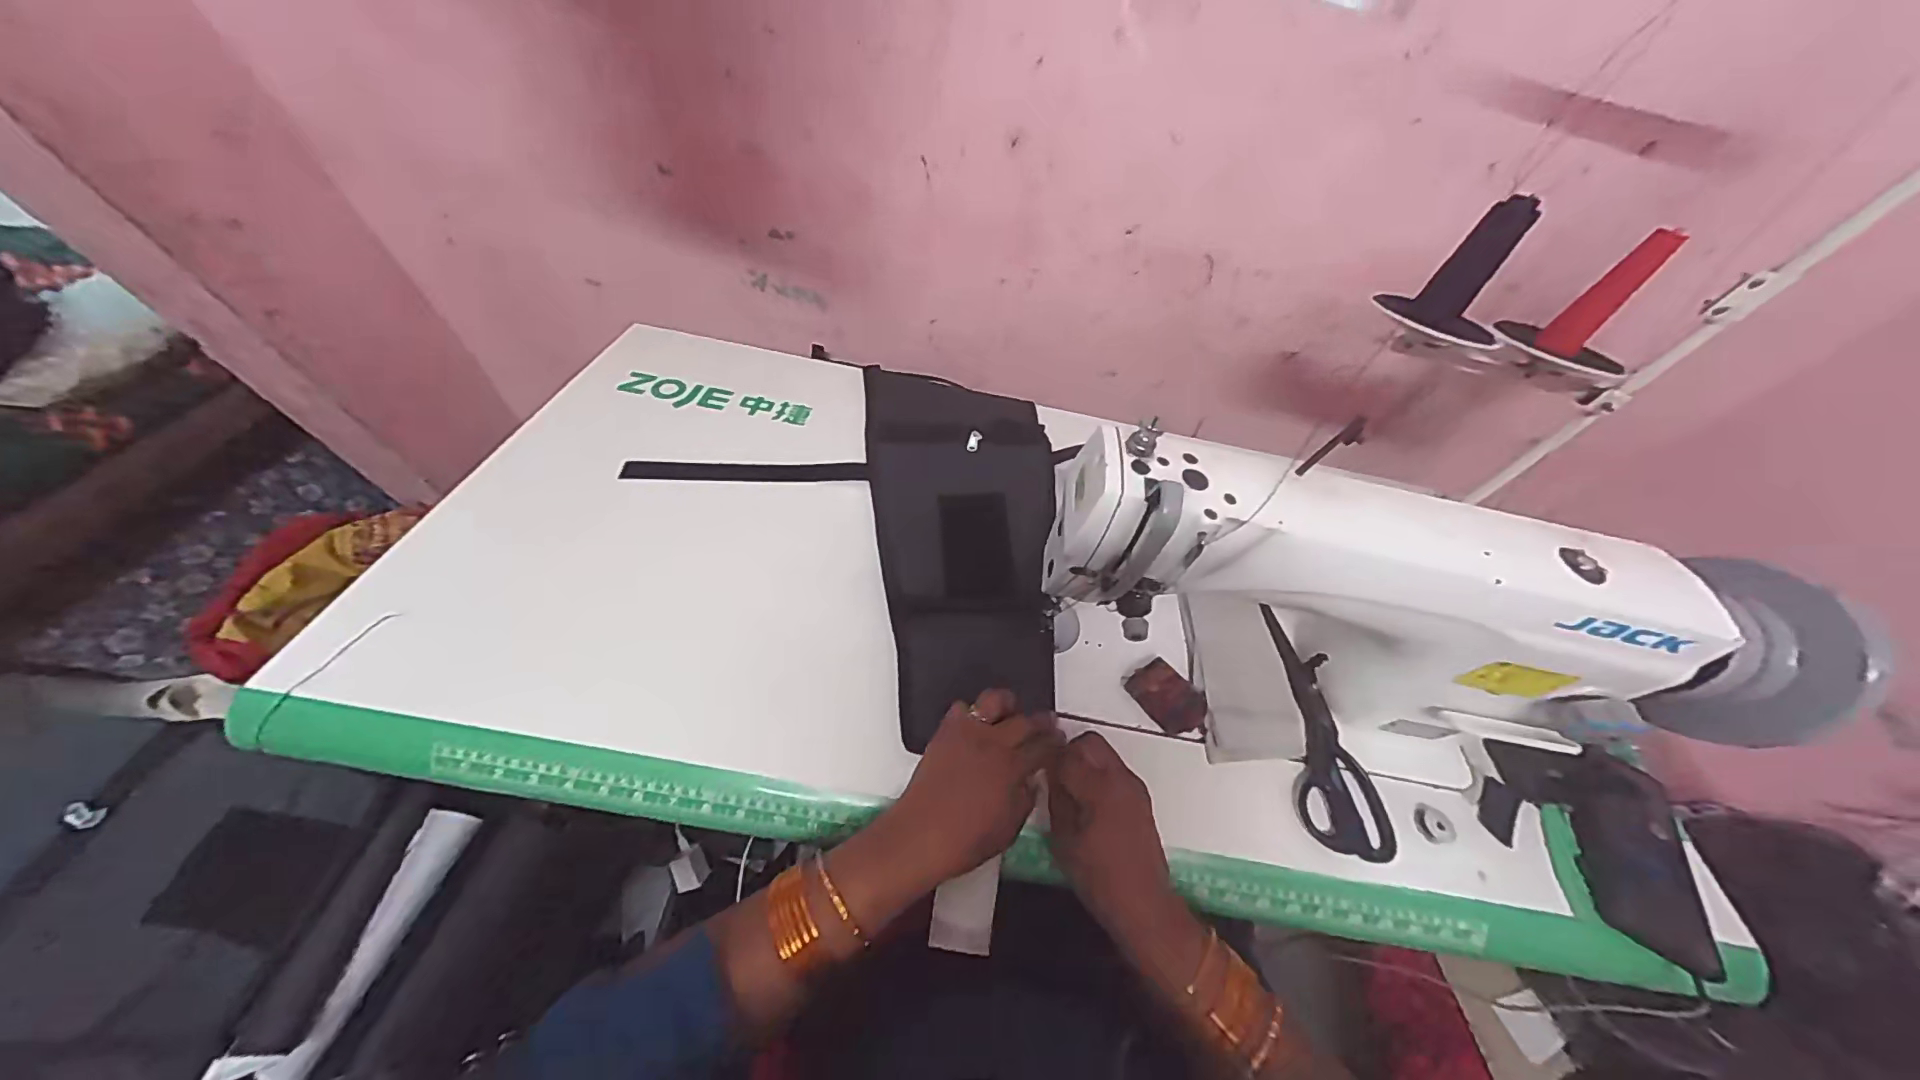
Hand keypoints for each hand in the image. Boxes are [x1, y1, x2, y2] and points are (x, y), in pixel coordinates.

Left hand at [880, 689, 1061, 885]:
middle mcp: (992, 743)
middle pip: (1025, 720)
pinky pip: (961, 708)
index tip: (1058, 741)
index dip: (1055, 742)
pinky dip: (971, 712)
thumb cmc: (966, 840)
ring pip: (994, 700)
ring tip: (1011, 712)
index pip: (1044, 745)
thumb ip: (1025, 799)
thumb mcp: (1010, 828)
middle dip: (1041, 720)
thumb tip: (1030, 783)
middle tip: (1045, 723)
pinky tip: (975, 724)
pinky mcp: (945, 732)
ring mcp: (967, 733)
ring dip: (1007, 705)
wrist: (921, 835)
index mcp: (1013, 767)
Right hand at [1046, 731, 1180, 937]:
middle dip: (1070, 751)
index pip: (1068, 753)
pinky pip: (1115, 771)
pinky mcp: (1141, 799)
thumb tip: (1050, 776)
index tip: (1038, 769)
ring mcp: (1134, 787)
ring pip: (1105, 754)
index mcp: (1099, 787)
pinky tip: (1088, 803)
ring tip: (1071, 790)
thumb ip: (1055, 799)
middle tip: (1056, 776)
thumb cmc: (1099, 877)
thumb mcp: (1063, 840)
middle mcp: (1121, 779)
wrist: (1144, 904)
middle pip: (1091, 742)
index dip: (1049, 758)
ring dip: (1086, 762)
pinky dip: (1099, 775)